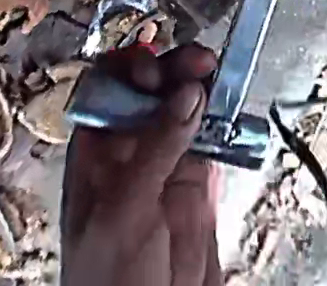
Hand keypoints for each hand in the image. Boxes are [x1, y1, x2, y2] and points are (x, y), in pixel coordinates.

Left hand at [61, 45, 220, 285]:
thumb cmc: (110, 280)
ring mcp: (167, 157)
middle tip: (200, 62)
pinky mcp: (199, 174)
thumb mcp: (124, 211)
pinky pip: (212, 130)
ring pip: (184, 102)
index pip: (109, 88)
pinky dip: (223, 113)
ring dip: (200, 83)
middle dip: (173, 68)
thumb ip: (156, 148)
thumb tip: (189, 91)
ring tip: (216, 73)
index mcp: (96, 148)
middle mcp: (131, 144)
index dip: (130, 69)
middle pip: (152, 87)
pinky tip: (229, 101)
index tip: (155, 68)